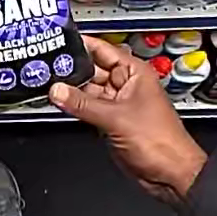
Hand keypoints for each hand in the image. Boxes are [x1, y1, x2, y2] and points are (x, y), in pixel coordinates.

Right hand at [50, 38, 207, 205]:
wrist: (170, 175)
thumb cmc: (160, 142)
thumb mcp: (116, 118)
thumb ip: (83, 104)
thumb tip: (59, 91)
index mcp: (134, 72)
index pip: (103, 49)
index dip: (82, 44)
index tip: (60, 40)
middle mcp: (126, 84)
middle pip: (93, 69)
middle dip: (72, 69)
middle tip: (46, 66)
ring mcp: (118, 103)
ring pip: (89, 89)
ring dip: (72, 89)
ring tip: (49, 83)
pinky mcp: (112, 120)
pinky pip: (90, 107)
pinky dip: (76, 105)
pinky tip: (60, 102)